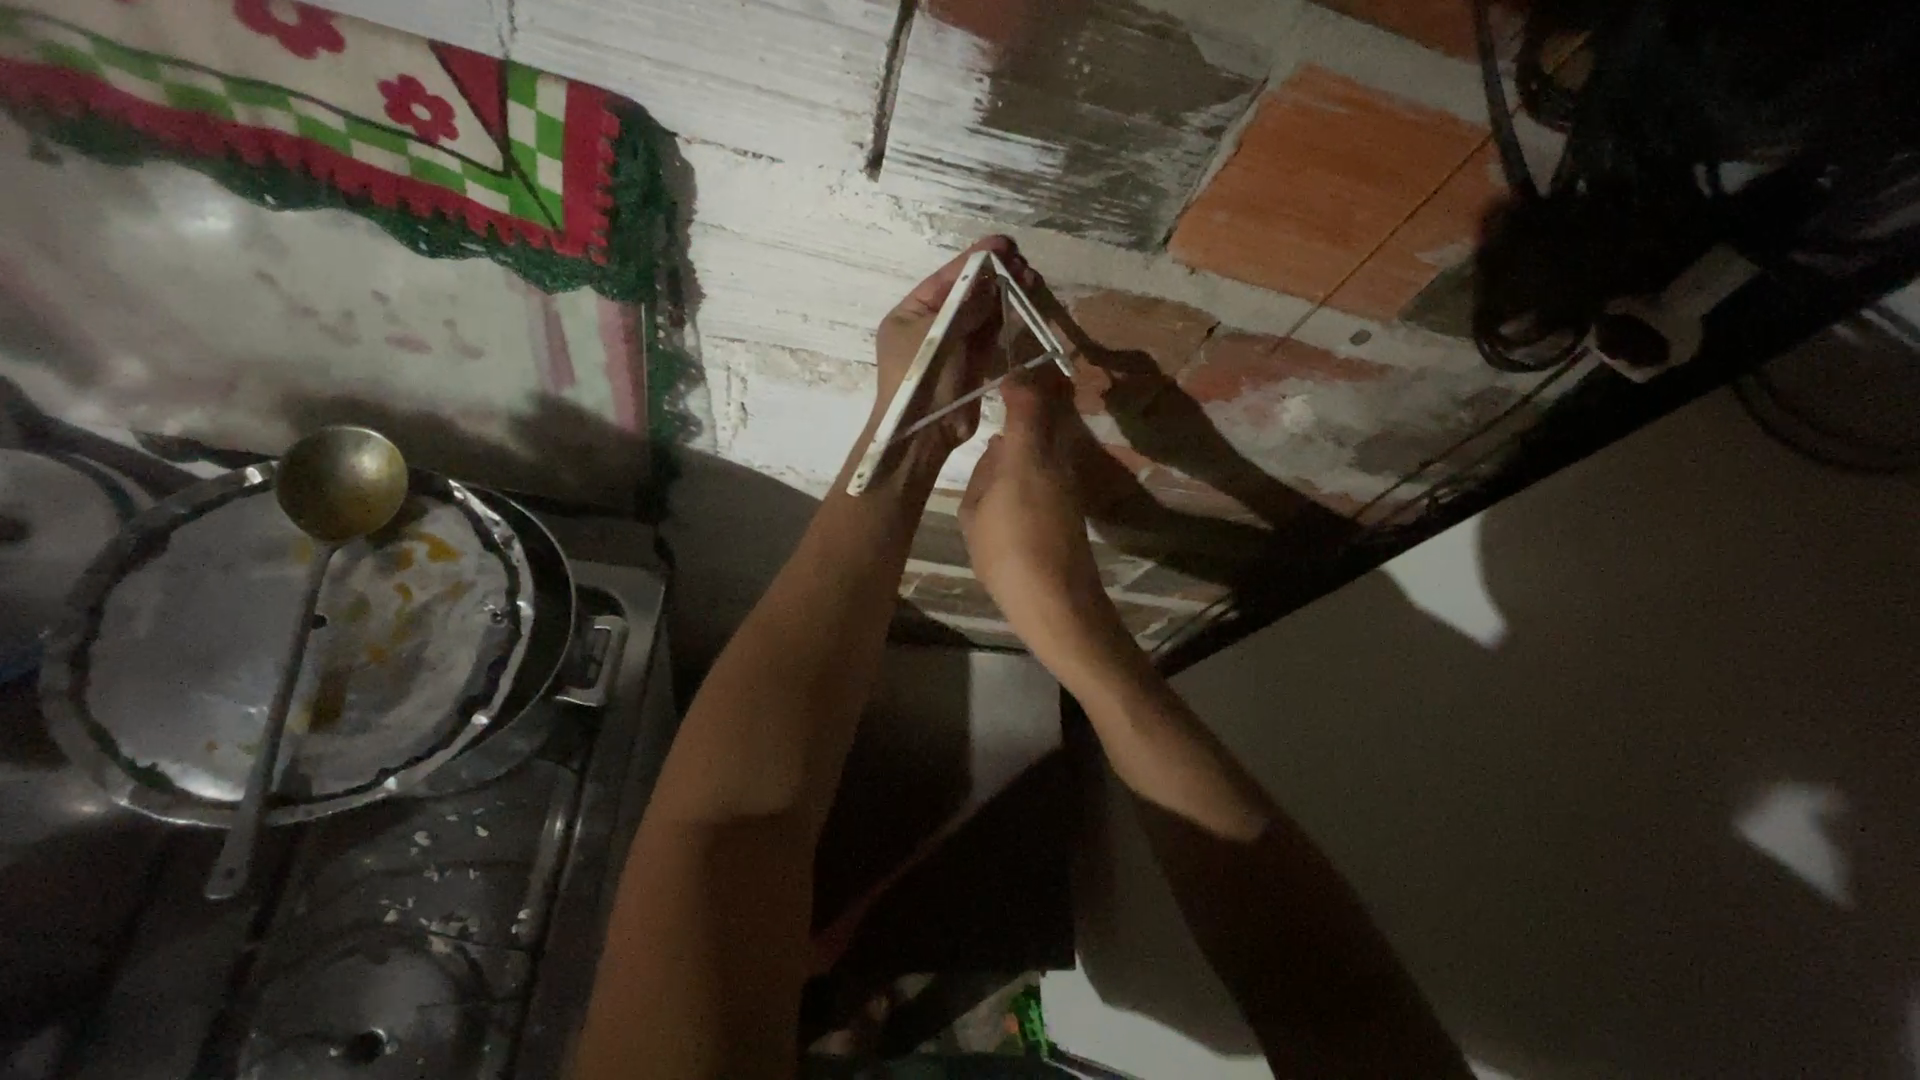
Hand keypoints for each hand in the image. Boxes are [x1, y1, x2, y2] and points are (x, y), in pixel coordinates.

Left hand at [867, 236, 1033, 466]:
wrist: (923, 433)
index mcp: (911, 314)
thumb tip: (991, 282)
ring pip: (983, 312)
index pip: (947, 278)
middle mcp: (931, 325)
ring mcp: (953, 345)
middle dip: (996, 276)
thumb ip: (966, 305)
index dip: (976, 259)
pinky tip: (1026, 303)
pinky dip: (1007, 318)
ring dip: (1006, 295)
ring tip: (1031, 278)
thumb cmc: (921, 378)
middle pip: (967, 293)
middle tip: (1024, 263)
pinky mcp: (972, 364)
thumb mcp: (940, 334)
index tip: (1004, 244)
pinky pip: (991, 334)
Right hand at [959, 364, 1135, 679]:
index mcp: (1027, 454)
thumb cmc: (1006, 554)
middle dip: (1033, 396)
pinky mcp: (1074, 500)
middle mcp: (1056, 458)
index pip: (1028, 399)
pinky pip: (1055, 461)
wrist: (1056, 599)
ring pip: (1056, 436)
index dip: (1017, 382)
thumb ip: (983, 474)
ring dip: (1037, 424)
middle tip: (1009, 390)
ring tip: (1007, 426)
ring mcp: (1069, 479)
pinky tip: (1016, 468)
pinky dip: (1039, 451)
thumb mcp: (974, 513)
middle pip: (1052, 411)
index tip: (1000, 377)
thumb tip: (997, 450)